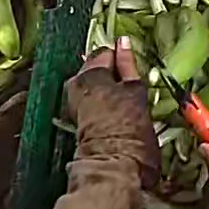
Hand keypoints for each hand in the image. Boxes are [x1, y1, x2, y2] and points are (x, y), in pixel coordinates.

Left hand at [63, 37, 158, 185]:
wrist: (114, 167)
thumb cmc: (130, 129)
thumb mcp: (135, 91)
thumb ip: (127, 65)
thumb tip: (122, 41)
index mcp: (90, 73)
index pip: (106, 52)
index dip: (122, 61)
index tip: (134, 74)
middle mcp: (75, 83)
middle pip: (97, 67)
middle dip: (113, 74)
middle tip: (131, 89)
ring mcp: (73, 101)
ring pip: (95, 83)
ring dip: (109, 88)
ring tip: (125, 103)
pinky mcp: (76, 117)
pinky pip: (92, 98)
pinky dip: (103, 101)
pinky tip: (116, 112)